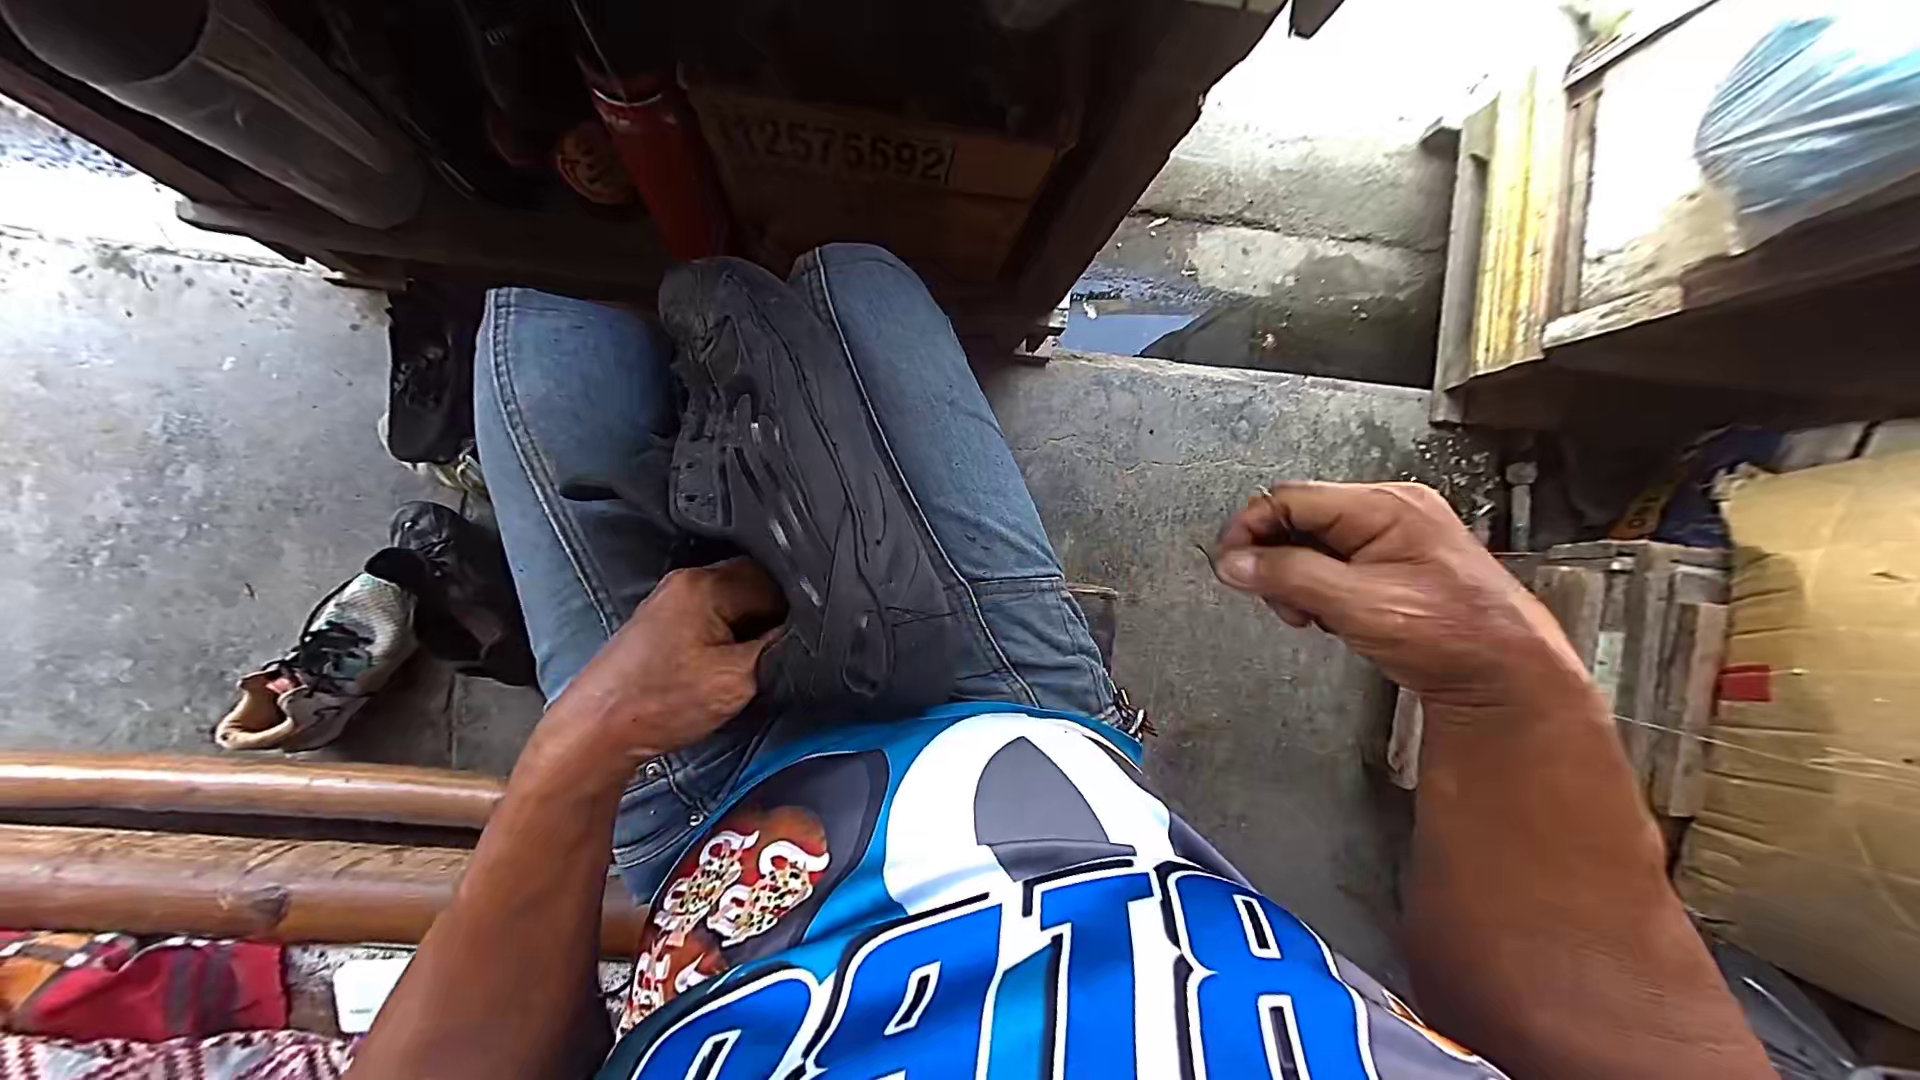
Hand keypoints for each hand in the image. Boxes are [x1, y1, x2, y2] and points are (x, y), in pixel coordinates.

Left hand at [539, 557, 784, 768]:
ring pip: (735, 599)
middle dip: (774, 614)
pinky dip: (730, 630)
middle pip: (754, 583)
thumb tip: (798, 634)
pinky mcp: (664, 620)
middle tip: (780, 648)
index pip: (774, 583)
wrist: (595, 732)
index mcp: (706, 585)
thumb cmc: (659, 703)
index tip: (799, 640)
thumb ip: (777, 648)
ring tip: (755, 657)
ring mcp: (672, 599)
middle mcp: (687, 581)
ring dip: (753, 623)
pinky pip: (714, 611)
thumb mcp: (738, 679)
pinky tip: (731, 658)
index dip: (794, 613)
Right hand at [1212, 482, 1590, 711]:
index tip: (1231, 561)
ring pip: (1308, 545)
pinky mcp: (1386, 564)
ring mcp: (1388, 538)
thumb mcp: (1355, 602)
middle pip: (1296, 521)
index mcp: (1384, 506)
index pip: (1289, 499)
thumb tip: (1235, 561)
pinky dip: (1314, 590)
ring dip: (1293, 581)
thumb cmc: (1456, 636)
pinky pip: (1327, 565)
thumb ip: (1287, 575)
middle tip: (1277, 598)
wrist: (1503, 678)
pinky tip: (1328, 614)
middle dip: (1275, 562)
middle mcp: (1386, 513)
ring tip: (1309, 613)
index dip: (1251, 529)